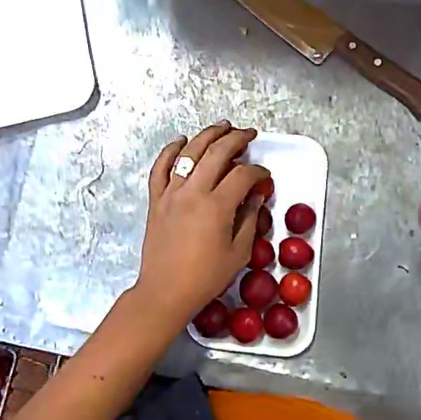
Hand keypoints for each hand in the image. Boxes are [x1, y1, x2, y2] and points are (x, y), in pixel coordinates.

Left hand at [134, 123, 270, 323]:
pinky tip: (181, 141)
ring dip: (207, 136)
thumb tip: (255, 197)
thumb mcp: (238, 253)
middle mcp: (193, 193)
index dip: (258, 172)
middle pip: (217, 153)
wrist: (165, 292)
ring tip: (221, 127)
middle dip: (236, 139)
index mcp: (217, 207)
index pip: (242, 175)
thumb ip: (249, 220)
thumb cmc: (204, 278)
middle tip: (248, 134)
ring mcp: (171, 194)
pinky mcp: (156, 200)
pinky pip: (160, 168)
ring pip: (189, 153)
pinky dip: (170, 151)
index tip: (265, 177)